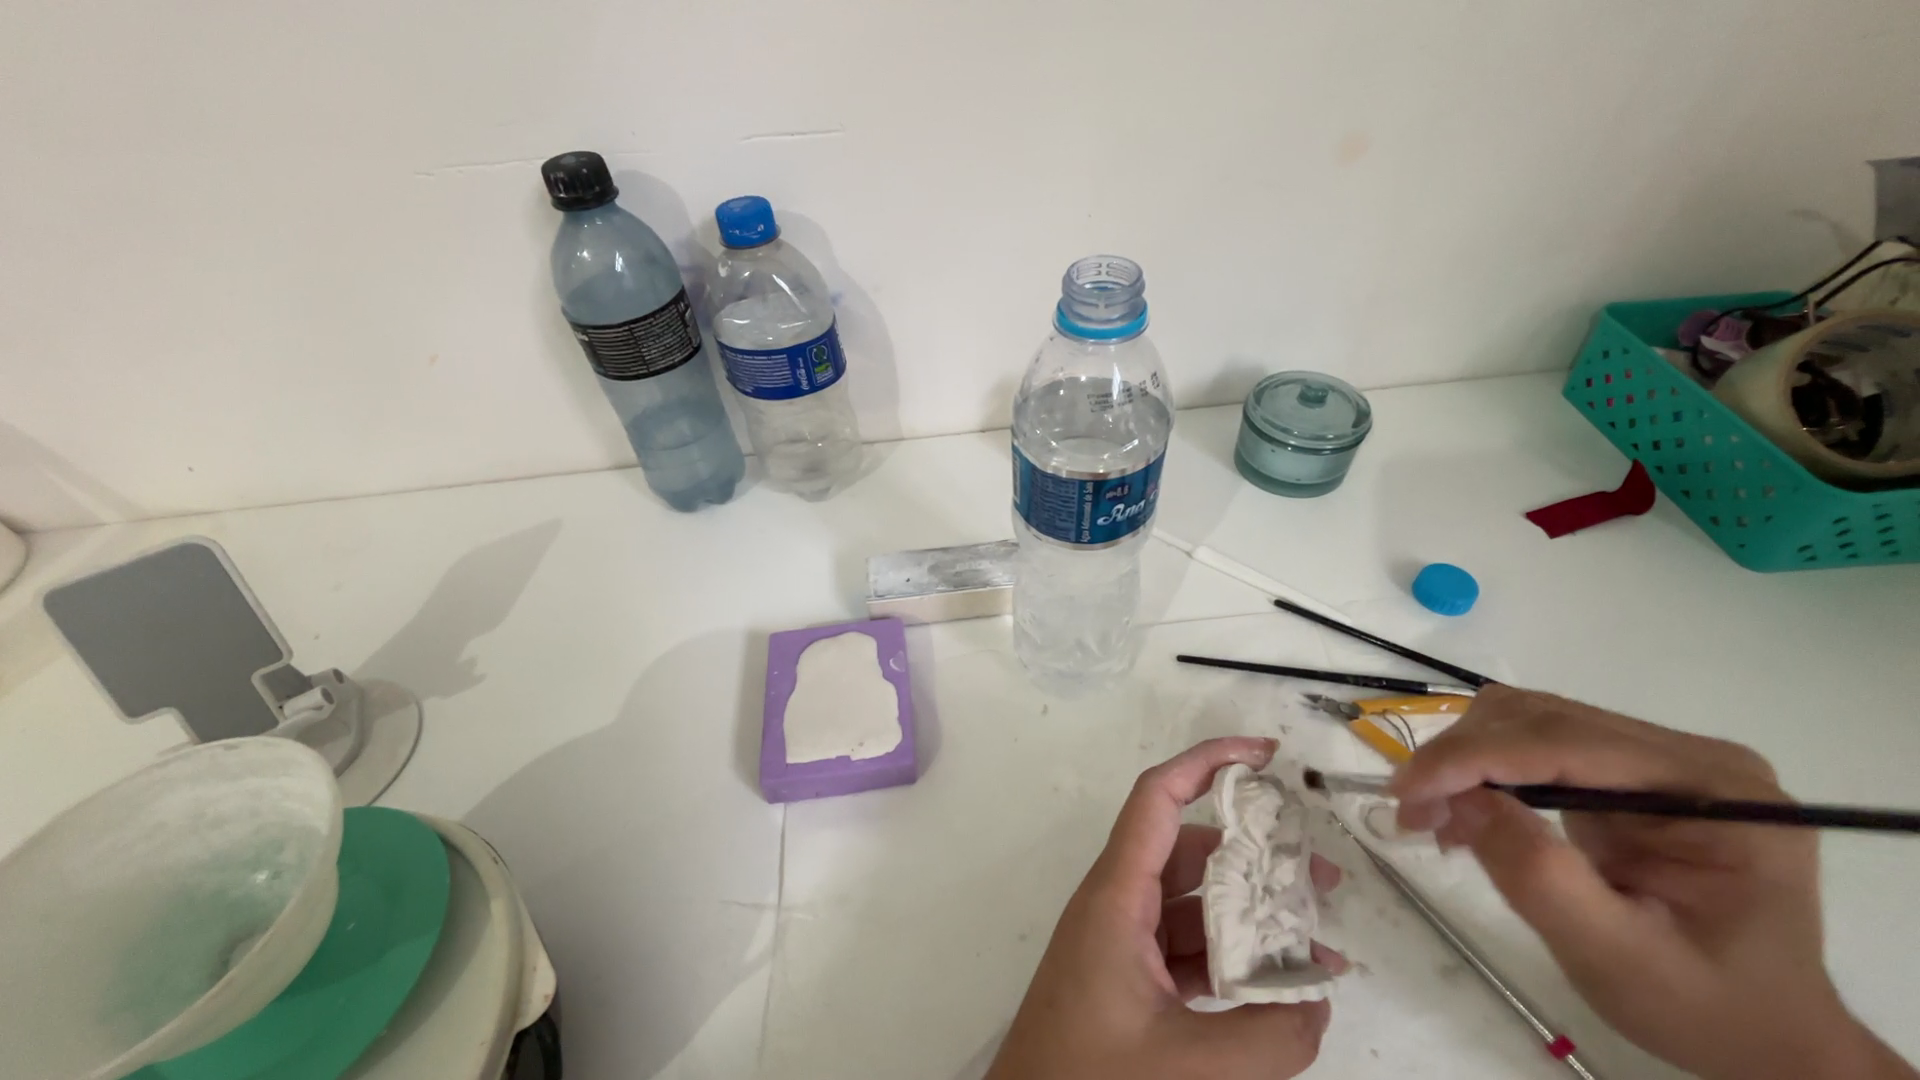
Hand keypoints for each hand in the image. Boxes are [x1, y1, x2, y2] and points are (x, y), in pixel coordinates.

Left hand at [986, 738, 1343, 1079]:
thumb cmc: (1092, 1079)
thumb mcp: (1189, 1066)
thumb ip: (1267, 1037)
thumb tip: (1317, 1003)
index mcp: (1116, 896)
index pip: (1159, 798)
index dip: (1208, 762)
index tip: (1267, 754)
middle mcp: (1117, 904)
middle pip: (1189, 852)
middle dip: (1255, 855)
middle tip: (1322, 876)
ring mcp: (1121, 943)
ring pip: (1193, 904)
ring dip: (1250, 914)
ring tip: (1319, 936)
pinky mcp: (1127, 980)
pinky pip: (1187, 950)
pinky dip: (1232, 959)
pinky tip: (1282, 987)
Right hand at [1392, 684, 1914, 1079]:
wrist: (1763, 1036)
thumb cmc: (1705, 1008)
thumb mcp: (1619, 958)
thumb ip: (1541, 876)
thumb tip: (1463, 800)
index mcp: (1714, 791)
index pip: (1568, 744)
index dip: (1475, 759)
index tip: (1404, 791)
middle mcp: (1688, 757)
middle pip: (1540, 719)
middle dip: (1461, 758)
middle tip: (1411, 813)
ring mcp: (1657, 761)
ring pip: (1525, 722)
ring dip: (1463, 761)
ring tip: (1430, 817)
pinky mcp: (1624, 774)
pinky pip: (1530, 748)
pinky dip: (1481, 774)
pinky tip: (1464, 817)